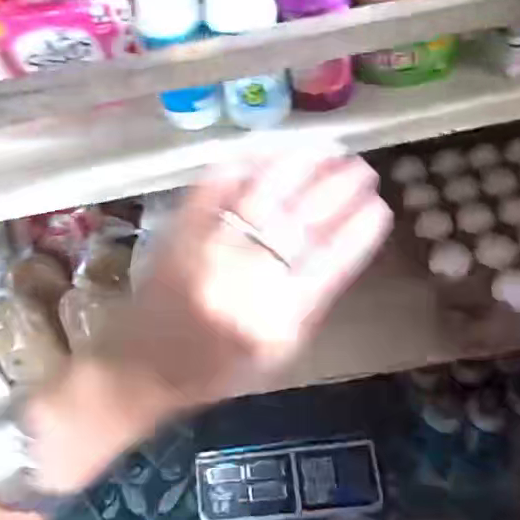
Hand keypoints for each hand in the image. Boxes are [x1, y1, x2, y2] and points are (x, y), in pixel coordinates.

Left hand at [101, 149, 391, 417]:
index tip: (378, 204)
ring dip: (298, 166)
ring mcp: (206, 250)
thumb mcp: (277, 353)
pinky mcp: (178, 232)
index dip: (357, 230)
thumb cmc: (216, 370)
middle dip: (336, 189)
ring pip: (261, 195)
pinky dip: (245, 164)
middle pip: (299, 222)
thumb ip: (310, 302)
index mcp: (275, 321)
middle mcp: (242, 282)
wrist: (141, 368)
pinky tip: (270, 151)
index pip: (330, 264)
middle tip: (359, 167)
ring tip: (325, 149)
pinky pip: (215, 186)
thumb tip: (341, 244)